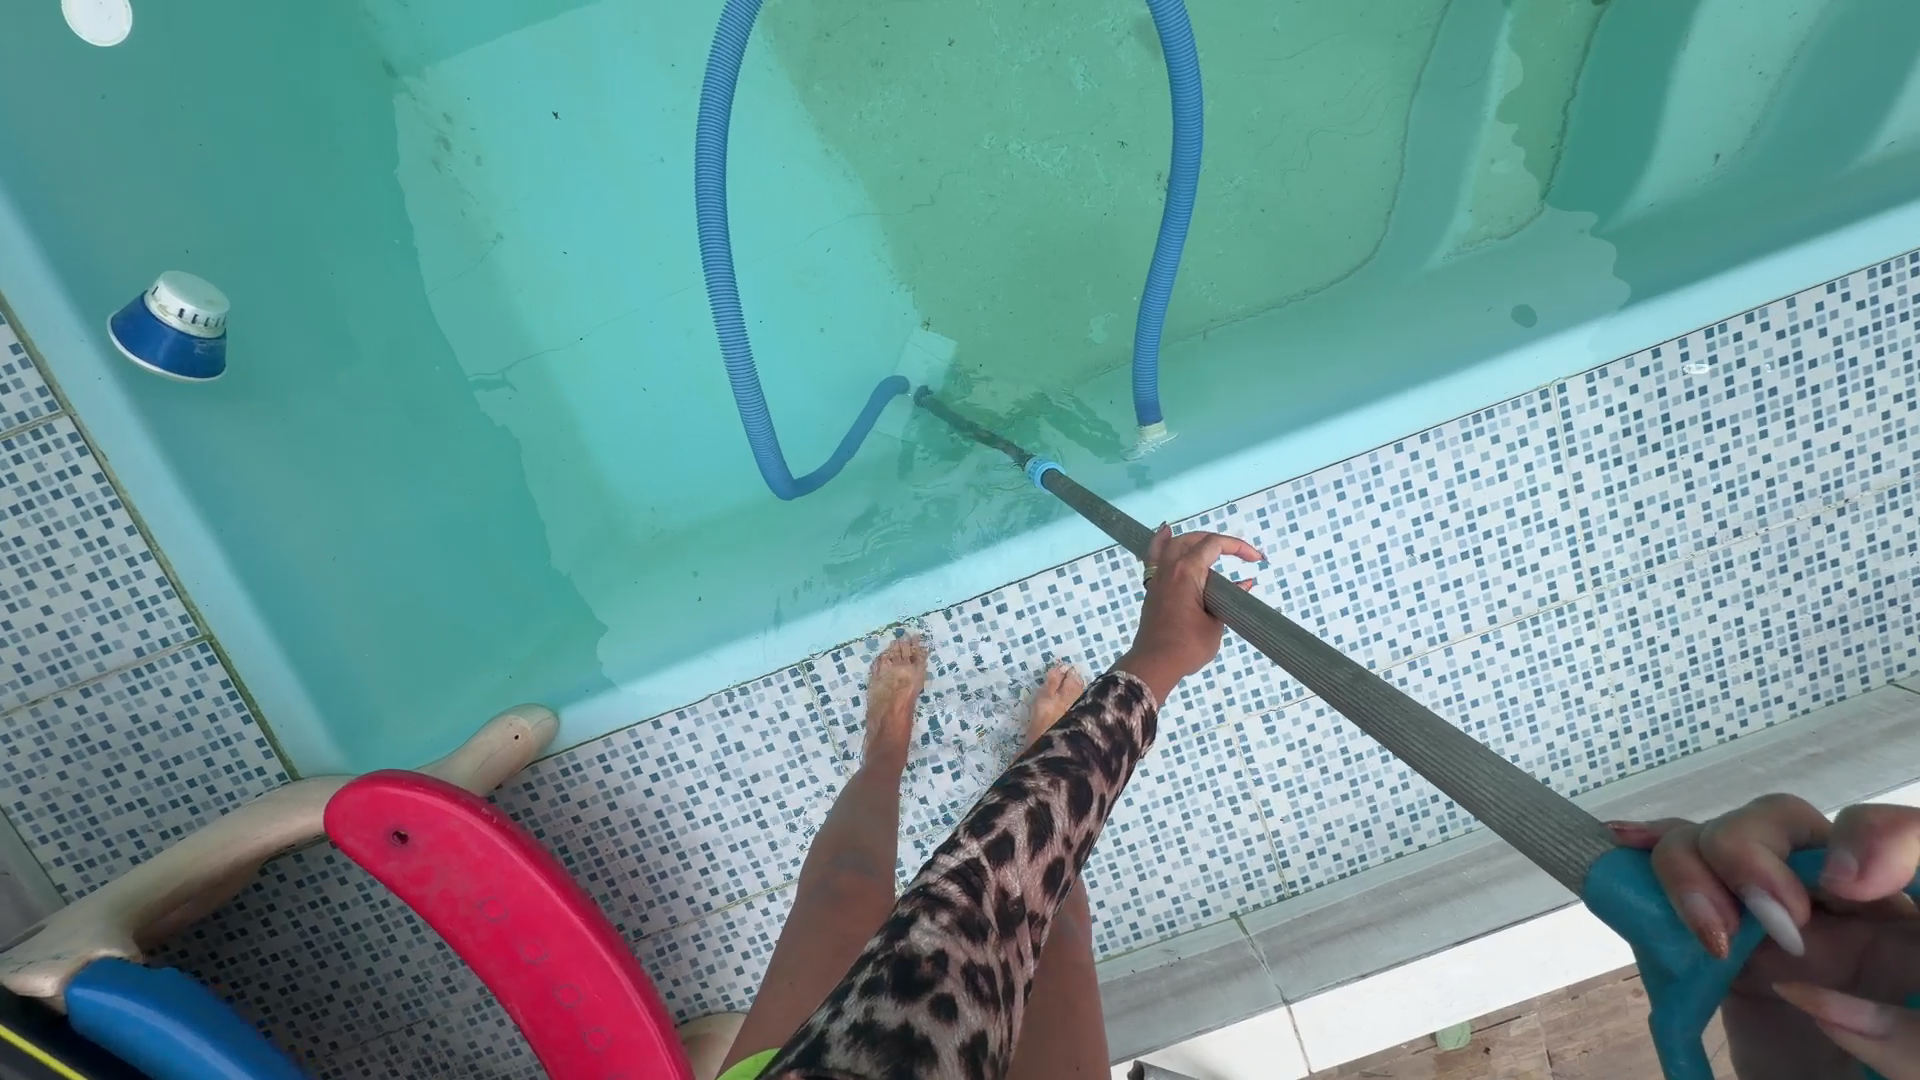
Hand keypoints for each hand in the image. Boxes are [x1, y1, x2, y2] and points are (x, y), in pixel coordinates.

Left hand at [1111, 524, 1262, 701]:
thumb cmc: (1188, 645)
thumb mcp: (1216, 623)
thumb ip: (1228, 600)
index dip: (1238, 546)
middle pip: (1192, 540)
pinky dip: (1161, 544)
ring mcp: (1157, 578)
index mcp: (1186, 572)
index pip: (1213, 544)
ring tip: (1206, 539)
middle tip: (1238, 554)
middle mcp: (1169, 568)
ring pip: (1170, 545)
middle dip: (1217, 541)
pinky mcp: (1152, 589)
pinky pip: (1155, 557)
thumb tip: (1243, 584)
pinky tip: (1165, 535)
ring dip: (1191, 540)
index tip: (1257, 559)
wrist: (1154, 663)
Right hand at [1614, 798, 1919, 1078]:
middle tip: (1770, 922)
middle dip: (1752, 855)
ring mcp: (1766, 898)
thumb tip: (1801, 990)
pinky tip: (1622, 841)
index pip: (1901, 835)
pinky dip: (1644, 842)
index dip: (1870, 838)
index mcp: (1907, 913)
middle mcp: (1837, 891)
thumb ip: (1899, 1036)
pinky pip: (1671, 852)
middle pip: (1783, 820)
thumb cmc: (1878, 1076)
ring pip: (1712, 836)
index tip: (1848, 889)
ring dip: (1692, 870)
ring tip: (1708, 935)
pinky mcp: (1714, 911)